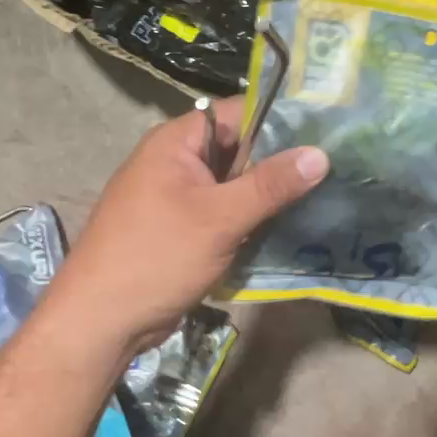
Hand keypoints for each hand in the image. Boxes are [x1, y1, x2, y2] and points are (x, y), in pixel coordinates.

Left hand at [49, 97, 328, 355]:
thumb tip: (321, 153)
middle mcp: (175, 162)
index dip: (282, 120)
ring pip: (234, 185)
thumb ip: (270, 184)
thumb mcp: (219, 218)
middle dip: (280, 162)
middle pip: (239, 149)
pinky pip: (224, 213)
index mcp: (176, 142)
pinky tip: (290, 230)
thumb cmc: (156, 257)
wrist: (99, 324)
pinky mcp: (181, 230)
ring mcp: (177, 197)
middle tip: (336, 170)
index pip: (238, 113)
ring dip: (268, 196)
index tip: (330, 132)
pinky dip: (251, 220)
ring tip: (324, 198)